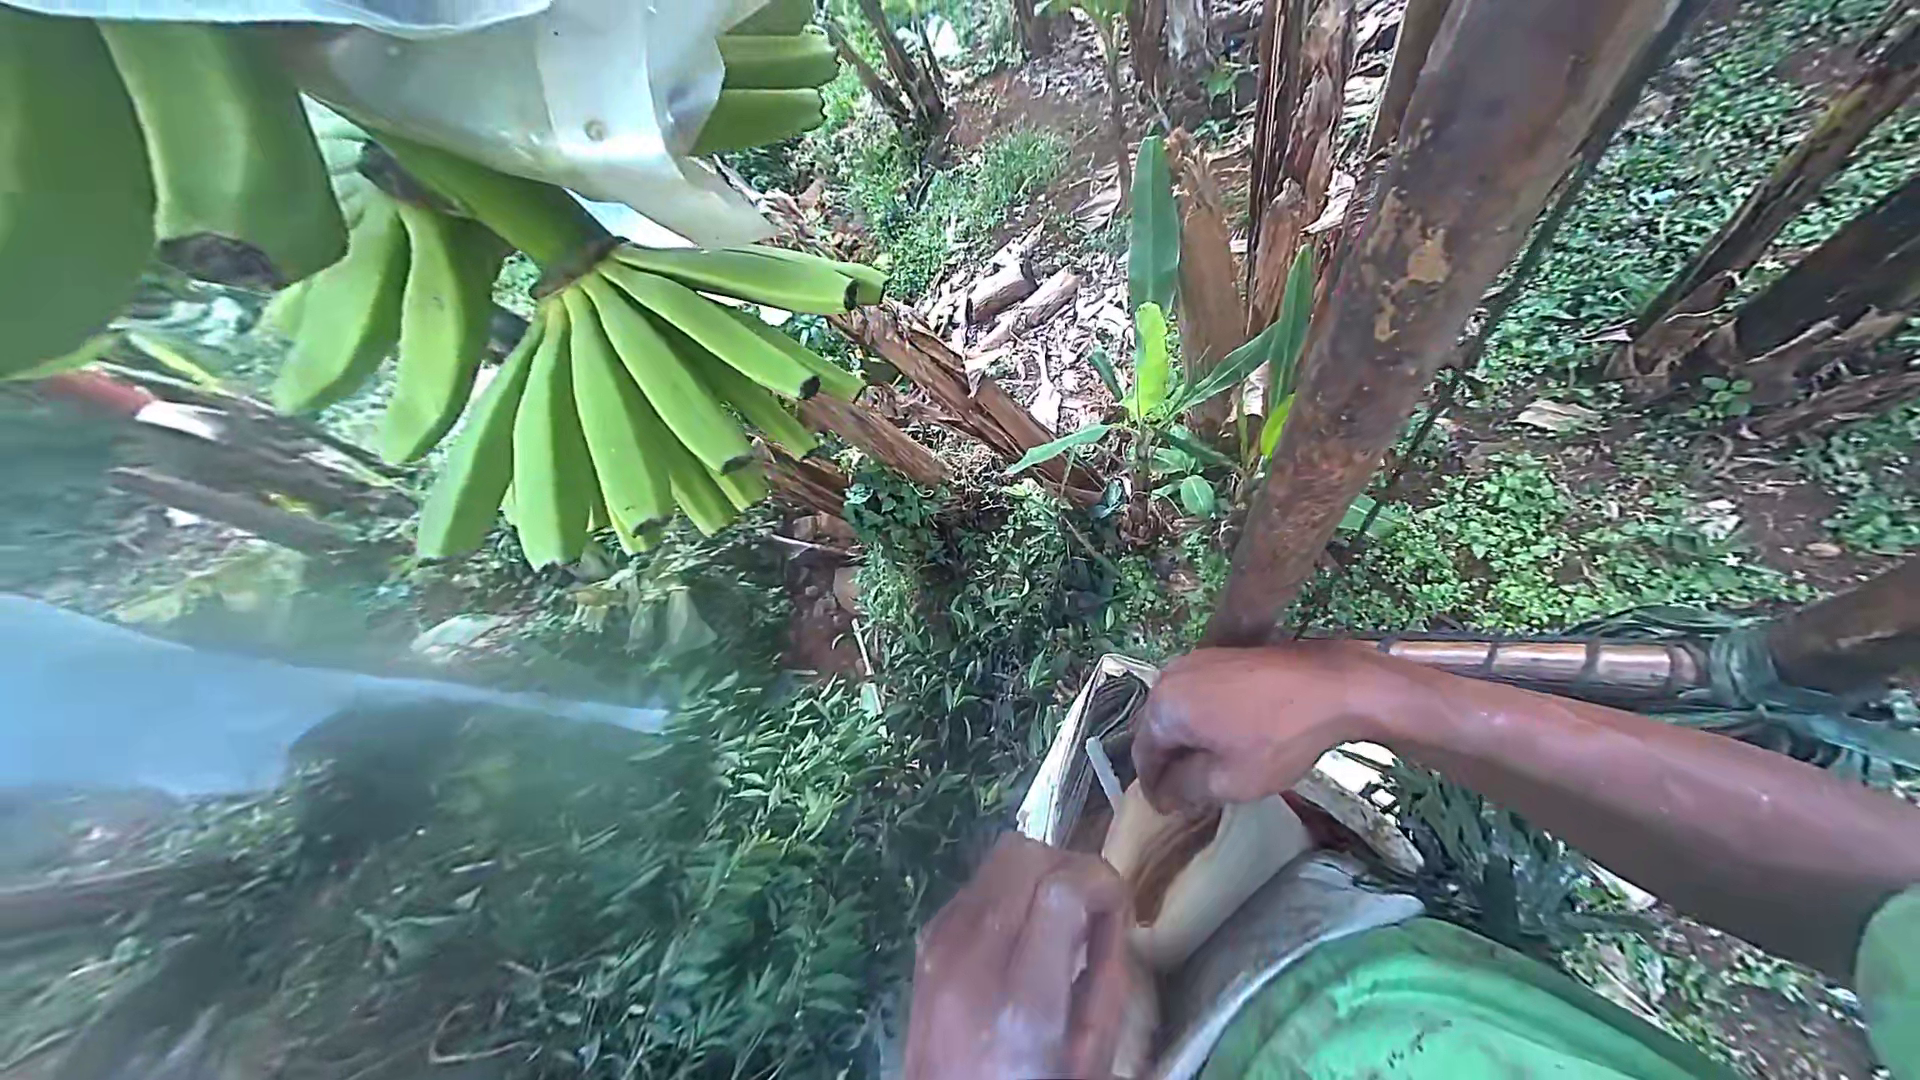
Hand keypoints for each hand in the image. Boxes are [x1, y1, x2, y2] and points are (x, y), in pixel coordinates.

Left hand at [904, 833, 1141, 1079]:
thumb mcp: (1091, 1061)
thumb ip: (1105, 978)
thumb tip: (1106, 907)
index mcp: (1020, 1004)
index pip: (1060, 890)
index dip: (1100, 881)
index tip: (1117, 907)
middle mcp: (970, 958)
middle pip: (1025, 855)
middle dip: (1069, 867)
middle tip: (1089, 909)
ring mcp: (941, 940)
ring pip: (1001, 854)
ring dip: (1041, 871)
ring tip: (1058, 919)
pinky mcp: (928, 932)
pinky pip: (980, 879)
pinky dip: (1012, 888)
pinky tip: (1022, 929)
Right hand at [1132, 644, 1407, 813]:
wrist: (1330, 686)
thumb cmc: (1278, 737)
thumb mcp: (1231, 779)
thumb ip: (1187, 789)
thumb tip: (1165, 795)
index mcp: (1163, 707)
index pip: (1142, 754)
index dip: (1152, 787)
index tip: (1167, 810)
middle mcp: (1168, 677)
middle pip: (1156, 728)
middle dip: (1168, 762)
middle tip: (1186, 793)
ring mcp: (1193, 661)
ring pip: (1177, 710)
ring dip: (1186, 739)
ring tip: (1207, 766)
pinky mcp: (1217, 656)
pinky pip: (1195, 693)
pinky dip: (1202, 718)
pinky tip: (1225, 735)